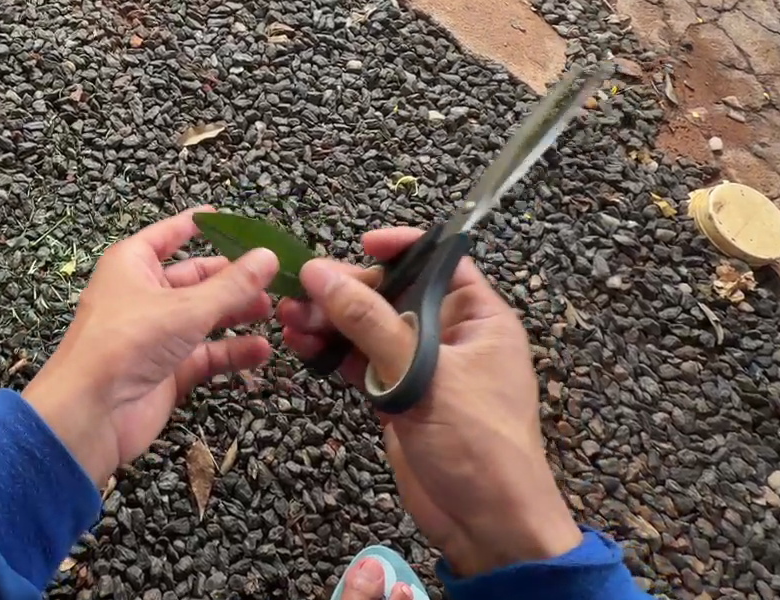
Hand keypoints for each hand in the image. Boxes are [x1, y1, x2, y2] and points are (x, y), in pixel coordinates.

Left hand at [24, 208, 278, 486]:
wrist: (92, 411)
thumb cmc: (128, 340)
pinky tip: (261, 350)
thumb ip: (231, 285)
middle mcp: (143, 293)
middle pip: (193, 278)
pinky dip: (231, 351)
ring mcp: (155, 333)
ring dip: (235, 313)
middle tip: (271, 276)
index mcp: (133, 263)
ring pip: (203, 316)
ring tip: (273, 310)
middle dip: (230, 277)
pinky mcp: (167, 369)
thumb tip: (269, 257)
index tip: (223, 215)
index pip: (168, 235)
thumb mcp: (185, 307)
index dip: (195, 224)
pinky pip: (205, 353)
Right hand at [277, 228, 580, 577]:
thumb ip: (369, 321)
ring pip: (365, 323)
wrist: (489, 533)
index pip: (441, 261)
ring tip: (290, 320)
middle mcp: (447, 333)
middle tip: (303, 293)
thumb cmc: (479, 446)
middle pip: (389, 292)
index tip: (362, 246)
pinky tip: (300, 344)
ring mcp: (418, 363)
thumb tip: (318, 272)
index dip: (402, 247)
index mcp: (477, 319)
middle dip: (344, 290)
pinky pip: (356, 356)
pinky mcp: (394, 391)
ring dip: (327, 319)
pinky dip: (328, 349)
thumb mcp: (425, 375)